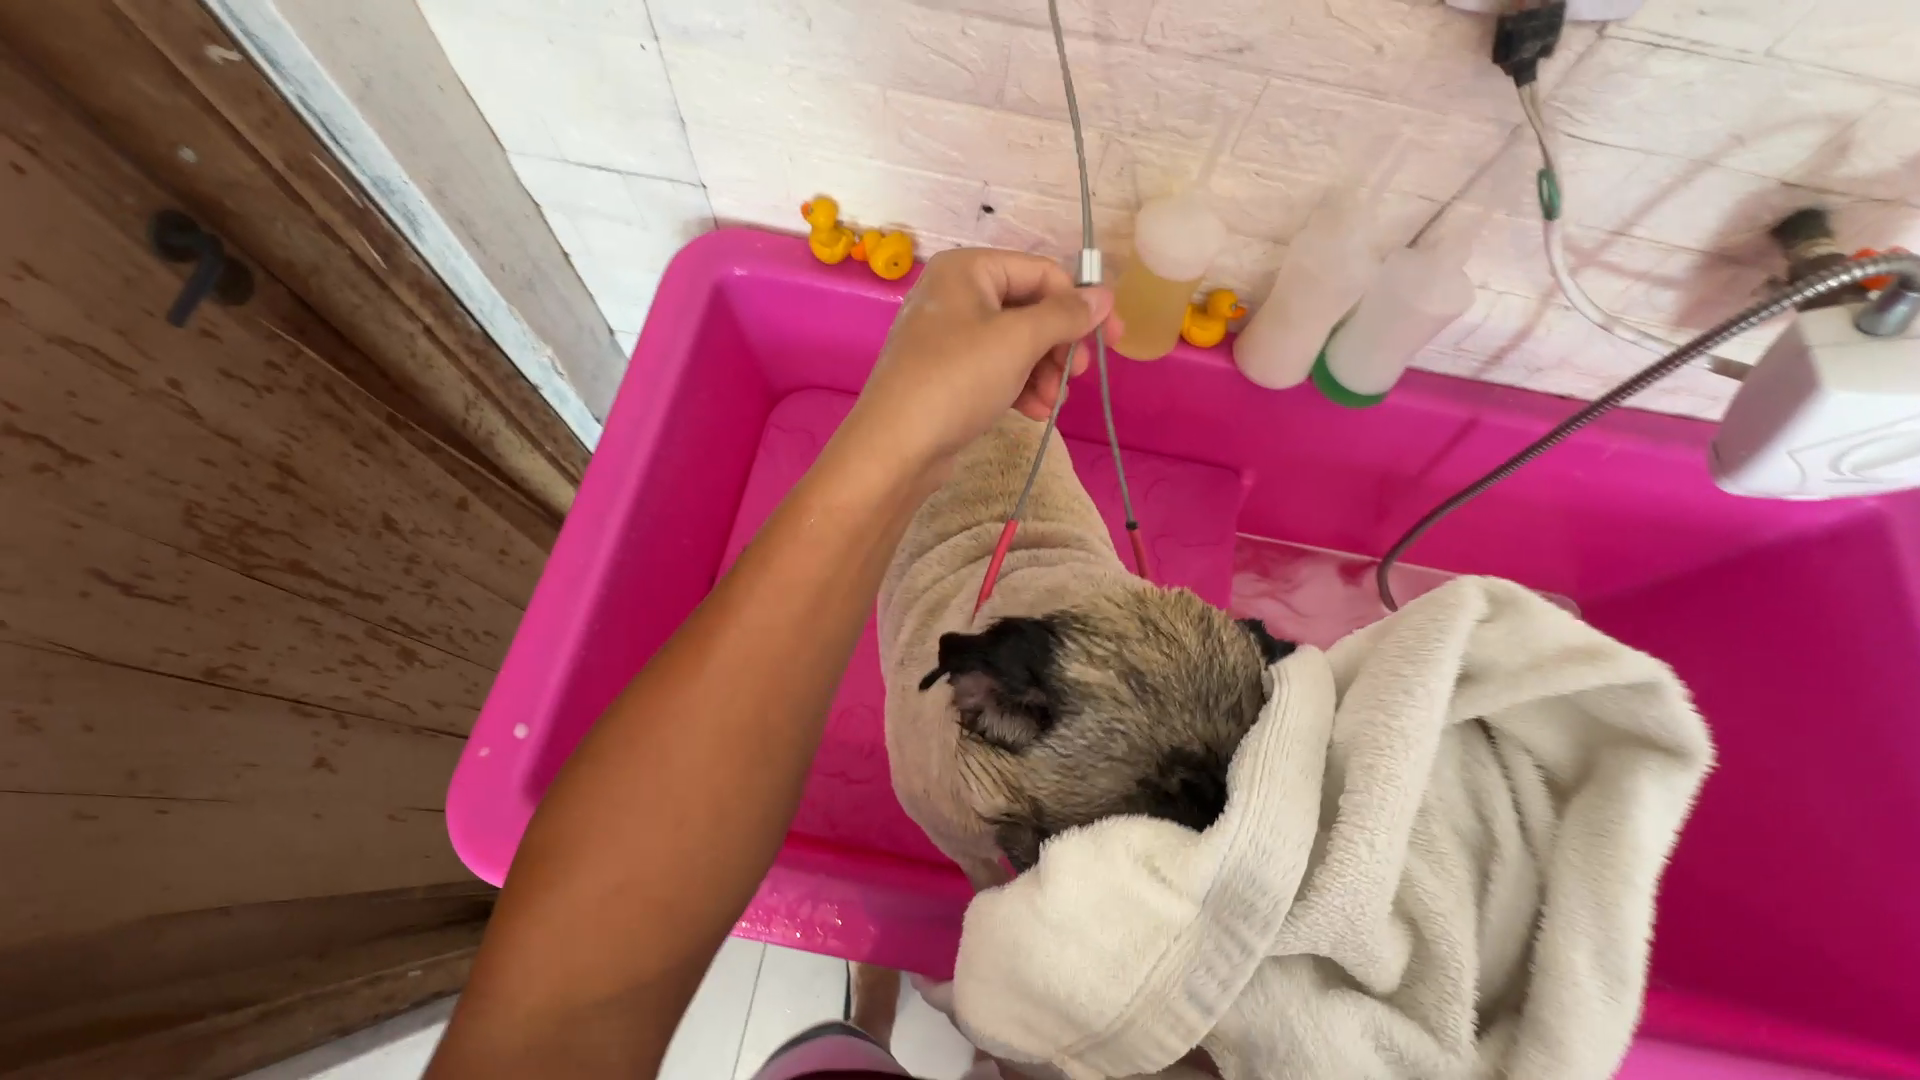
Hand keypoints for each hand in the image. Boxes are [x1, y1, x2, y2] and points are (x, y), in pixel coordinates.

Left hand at [836, 248, 1120, 484]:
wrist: (896, 448)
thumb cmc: (956, 380)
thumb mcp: (1018, 341)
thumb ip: (1065, 315)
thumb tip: (1105, 297)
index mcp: (968, 270)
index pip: (1043, 273)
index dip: (1081, 305)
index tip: (1113, 341)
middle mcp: (957, 294)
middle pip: (1031, 309)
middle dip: (1059, 346)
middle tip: (1076, 376)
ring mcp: (950, 337)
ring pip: (1018, 344)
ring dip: (1043, 373)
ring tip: (1049, 404)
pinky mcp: (949, 374)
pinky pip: (998, 370)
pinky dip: (1021, 387)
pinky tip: (1034, 413)